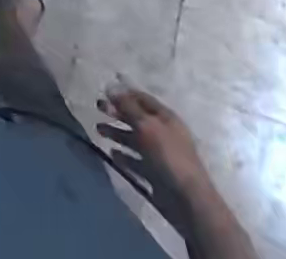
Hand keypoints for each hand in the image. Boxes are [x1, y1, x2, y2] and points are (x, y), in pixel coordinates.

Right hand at [95, 86, 210, 227]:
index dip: (125, 92)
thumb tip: (110, 87)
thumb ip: (128, 106)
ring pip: (134, 138)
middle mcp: (163, 133)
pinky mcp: (155, 173)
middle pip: (137, 117)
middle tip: (98, 107)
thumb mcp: (147, 125)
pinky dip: (124, 156)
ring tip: (99, 130)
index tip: (104, 88)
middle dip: (117, 111)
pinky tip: (112, 153)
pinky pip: (136, 160)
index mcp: (166, 118)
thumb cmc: (168, 155)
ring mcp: (159, 154)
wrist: (187, 199)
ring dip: (116, 132)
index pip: (143, 99)